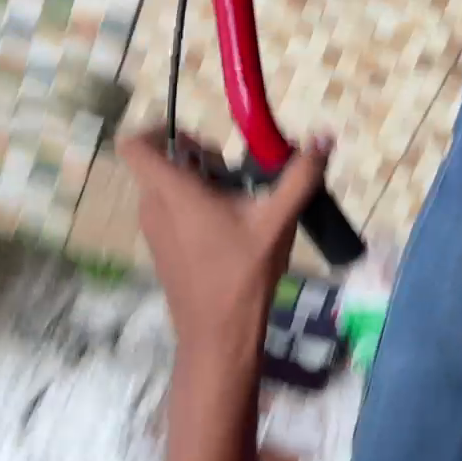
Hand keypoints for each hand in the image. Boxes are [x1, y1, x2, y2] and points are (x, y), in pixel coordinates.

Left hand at [119, 127, 333, 364]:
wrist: (218, 332)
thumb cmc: (243, 270)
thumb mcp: (278, 218)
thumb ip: (300, 175)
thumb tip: (325, 136)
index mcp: (174, 192)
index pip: (136, 144)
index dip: (158, 128)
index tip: (198, 133)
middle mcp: (154, 206)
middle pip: (164, 161)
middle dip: (200, 155)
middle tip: (238, 170)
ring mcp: (155, 229)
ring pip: (169, 185)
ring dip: (202, 180)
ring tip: (240, 199)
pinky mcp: (162, 247)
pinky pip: (172, 208)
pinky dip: (197, 203)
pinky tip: (232, 226)